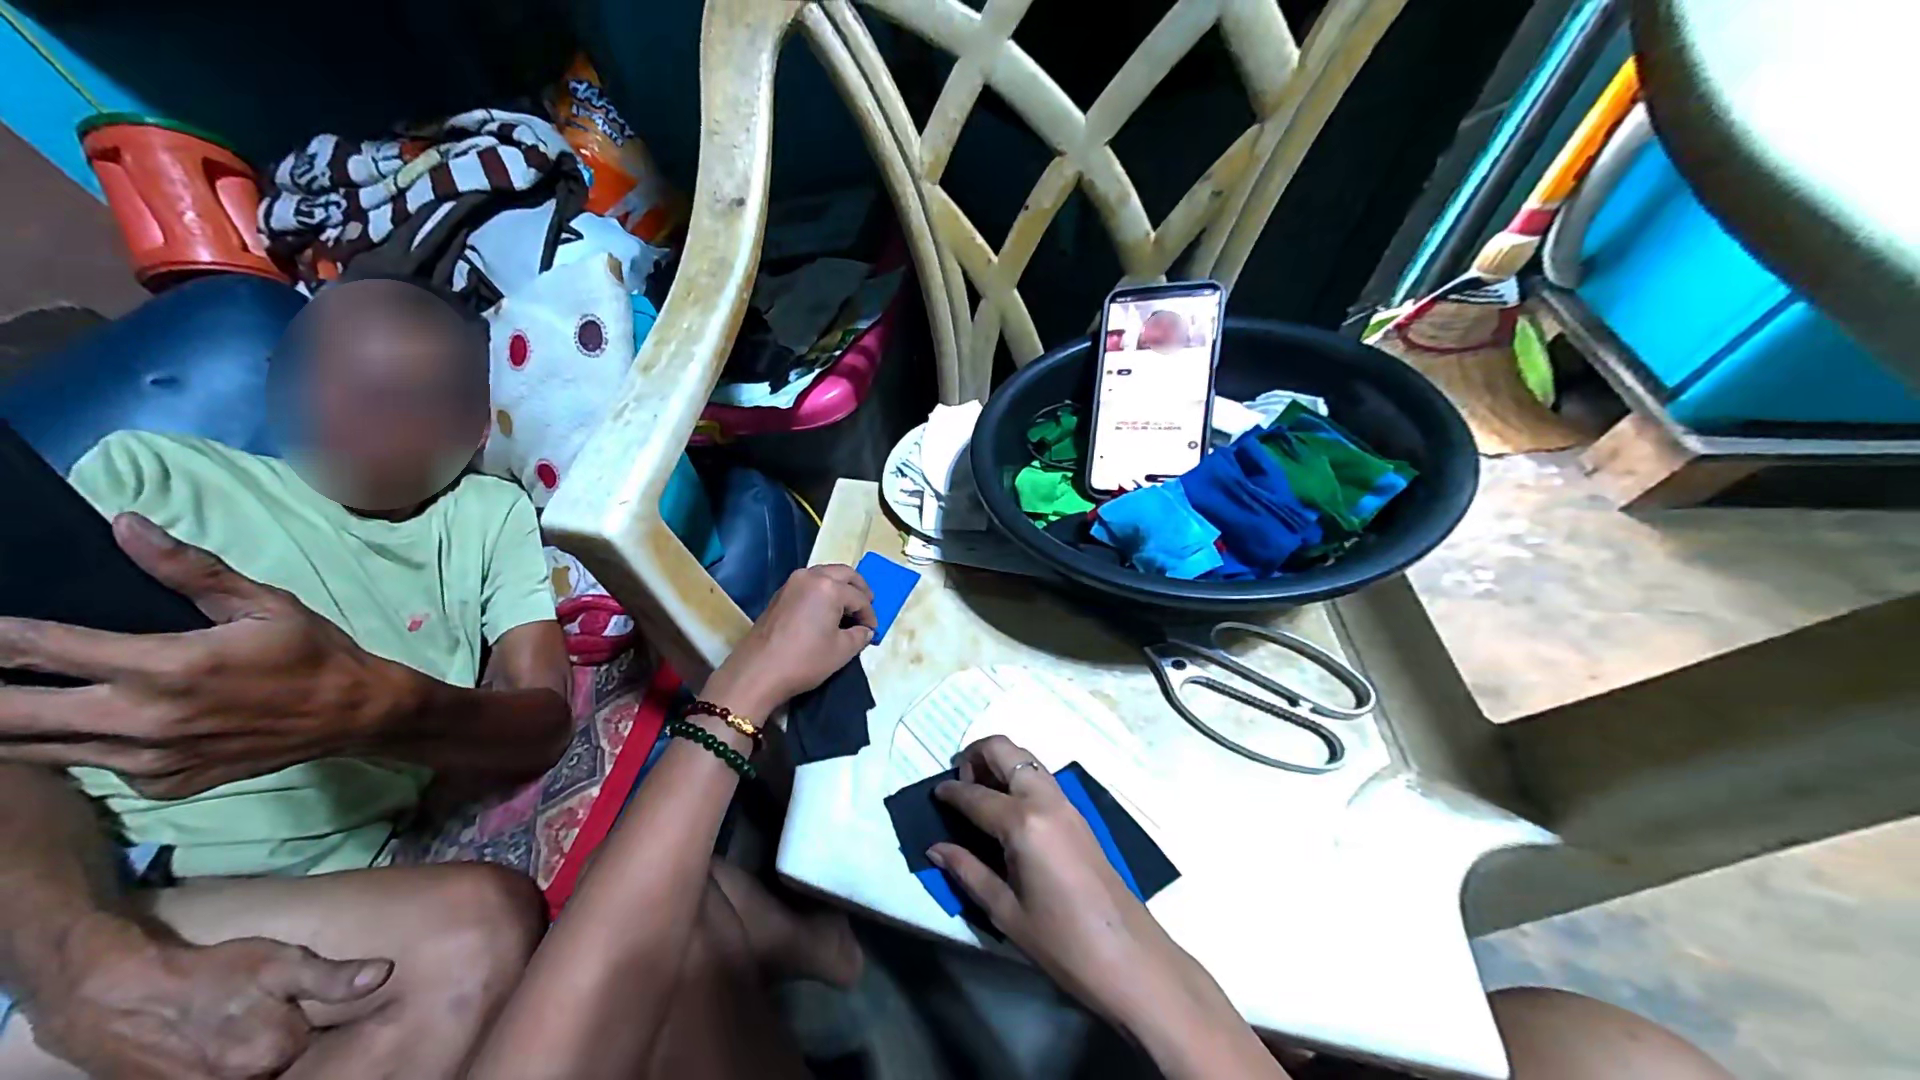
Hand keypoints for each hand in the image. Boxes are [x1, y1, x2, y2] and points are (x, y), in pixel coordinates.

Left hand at [0, 513, 419, 797]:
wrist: (357, 712)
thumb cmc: (313, 652)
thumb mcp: (267, 604)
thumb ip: (191, 570)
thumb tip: (124, 524)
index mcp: (166, 666)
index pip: (36, 648)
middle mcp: (140, 719)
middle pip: (3, 713)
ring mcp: (145, 760)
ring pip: (31, 750)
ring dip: (16, 722)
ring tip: (22, 697)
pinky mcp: (160, 784)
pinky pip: (93, 766)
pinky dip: (81, 746)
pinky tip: (107, 725)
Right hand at [25, 918, 390, 1079]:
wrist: (119, 995)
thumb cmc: (214, 972)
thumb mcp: (283, 964)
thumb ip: (333, 977)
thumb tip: (382, 974)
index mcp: (275, 1051)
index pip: (319, 1048)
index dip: (328, 1030)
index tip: (325, 1015)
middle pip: (285, 1068)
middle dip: (296, 1048)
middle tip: (285, 1019)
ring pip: (257, 1077)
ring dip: (265, 1061)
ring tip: (253, 1029)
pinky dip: (234, 1068)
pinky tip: (230, 1045)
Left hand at [701, 565, 876, 719]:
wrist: (757, 672)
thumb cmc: (804, 660)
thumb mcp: (841, 651)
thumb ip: (859, 636)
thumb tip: (865, 631)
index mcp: (829, 587)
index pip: (859, 597)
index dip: (869, 615)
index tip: (872, 631)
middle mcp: (810, 577)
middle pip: (843, 574)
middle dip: (859, 589)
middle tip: (866, 606)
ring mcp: (792, 583)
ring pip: (824, 575)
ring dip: (840, 587)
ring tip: (848, 607)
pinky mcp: (780, 594)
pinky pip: (809, 583)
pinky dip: (823, 591)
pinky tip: (826, 610)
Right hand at [928, 736, 1195, 1024]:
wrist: (1127, 955)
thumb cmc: (1060, 940)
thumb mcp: (1004, 910)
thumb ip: (967, 871)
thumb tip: (935, 848)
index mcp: (1022, 822)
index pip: (975, 795)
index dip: (950, 793)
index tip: (934, 793)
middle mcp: (1044, 799)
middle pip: (1005, 750)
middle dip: (976, 755)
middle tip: (960, 783)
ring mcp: (1065, 803)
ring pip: (1026, 758)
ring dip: (1000, 762)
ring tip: (980, 793)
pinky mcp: (1078, 814)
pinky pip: (1041, 777)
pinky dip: (1018, 776)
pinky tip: (1007, 808)